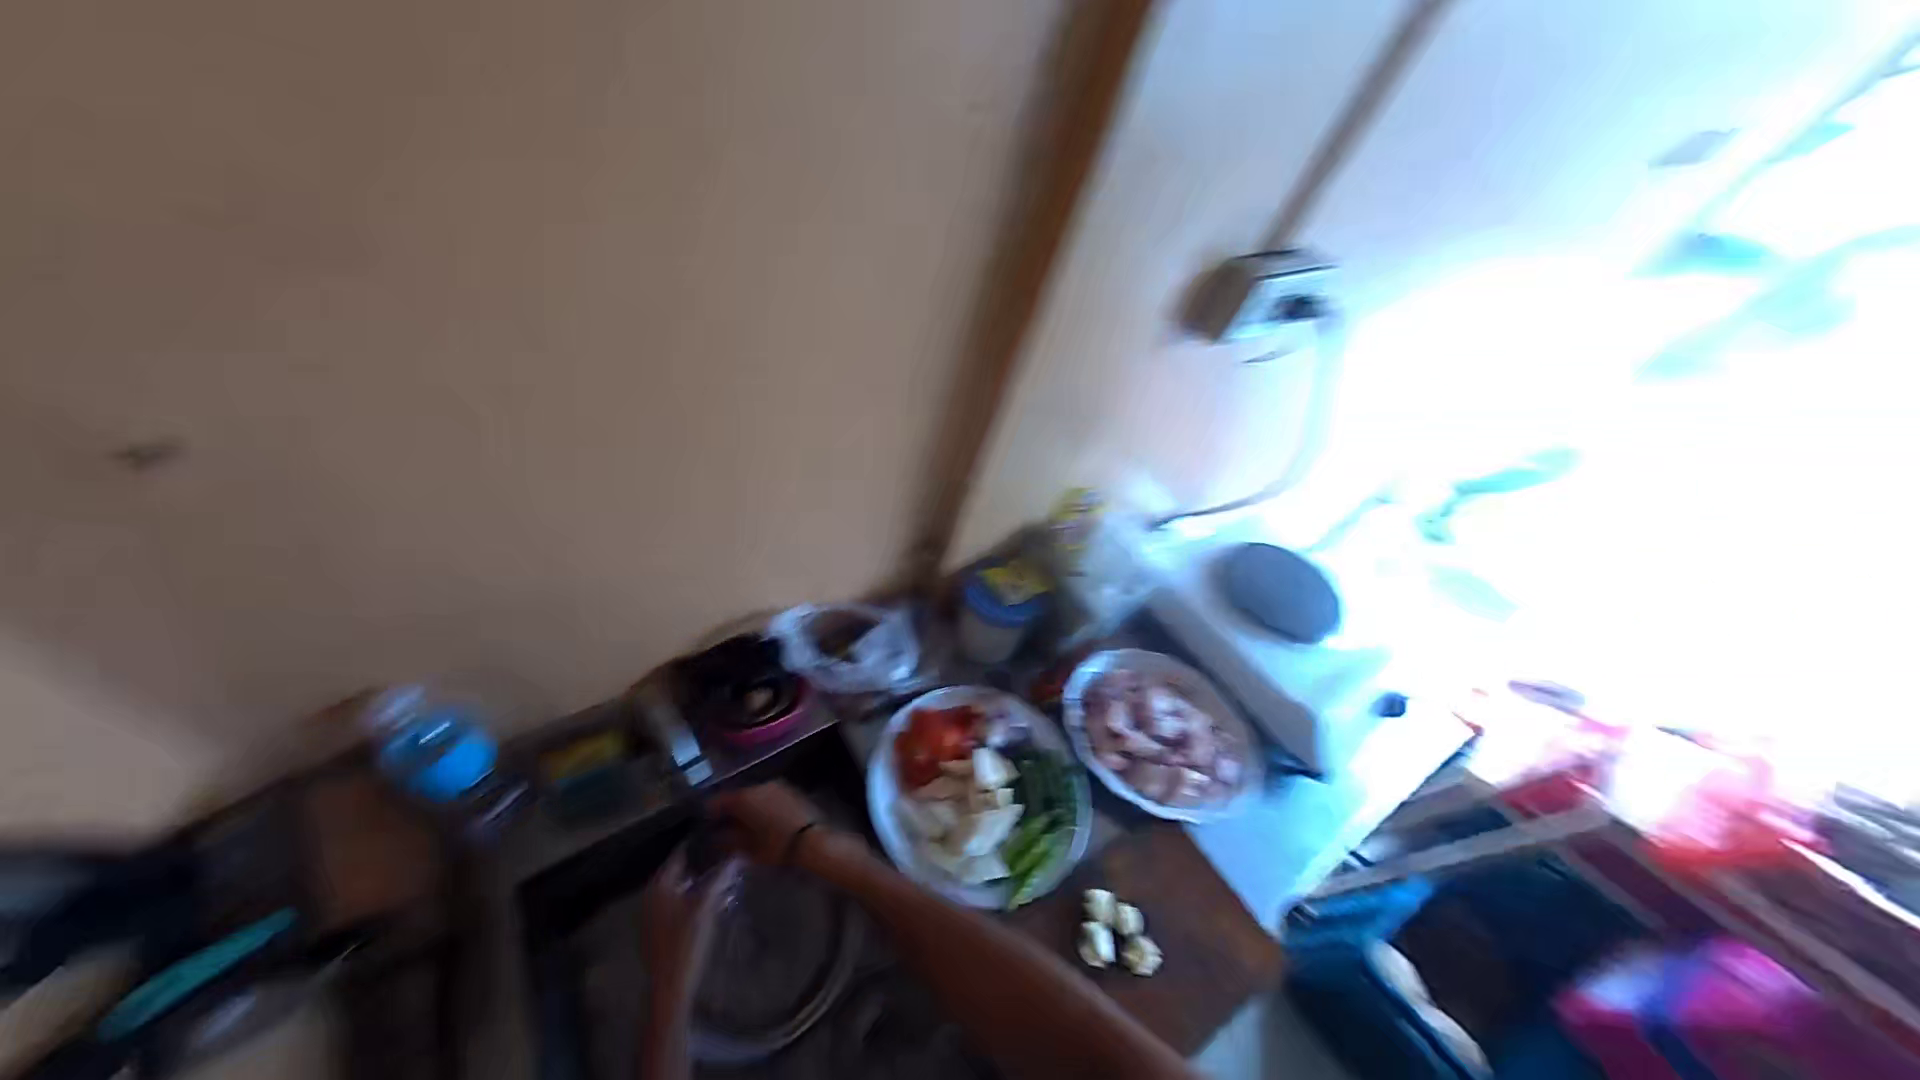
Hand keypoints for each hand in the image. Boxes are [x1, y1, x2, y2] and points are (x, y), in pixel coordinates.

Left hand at [640, 844, 739, 1005]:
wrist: (670, 987)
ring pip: (681, 886)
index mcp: (659, 885)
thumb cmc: (685, 942)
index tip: (720, 834)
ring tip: (725, 874)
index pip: (679, 853)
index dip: (699, 843)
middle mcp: (652, 895)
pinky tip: (713, 898)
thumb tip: (737, 855)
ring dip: (700, 880)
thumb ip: (720, 877)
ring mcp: (654, 913)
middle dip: (702, 862)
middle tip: (728, 854)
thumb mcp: (706, 905)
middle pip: (680, 870)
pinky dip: (694, 895)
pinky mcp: (660, 927)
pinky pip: (678, 901)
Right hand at [706, 782, 823, 865]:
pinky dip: (761, 806)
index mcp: (744, 797)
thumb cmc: (776, 846)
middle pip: (737, 796)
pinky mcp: (790, 790)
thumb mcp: (748, 848)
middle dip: (729, 811)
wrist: (812, 840)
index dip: (710, 813)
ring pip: (753, 795)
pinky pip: (768, 796)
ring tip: (743, 827)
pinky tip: (762, 821)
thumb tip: (716, 836)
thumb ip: (728, 840)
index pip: (718, 801)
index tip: (705, 826)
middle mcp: (759, 785)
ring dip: (747, 808)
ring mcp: (776, 786)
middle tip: (723, 829)